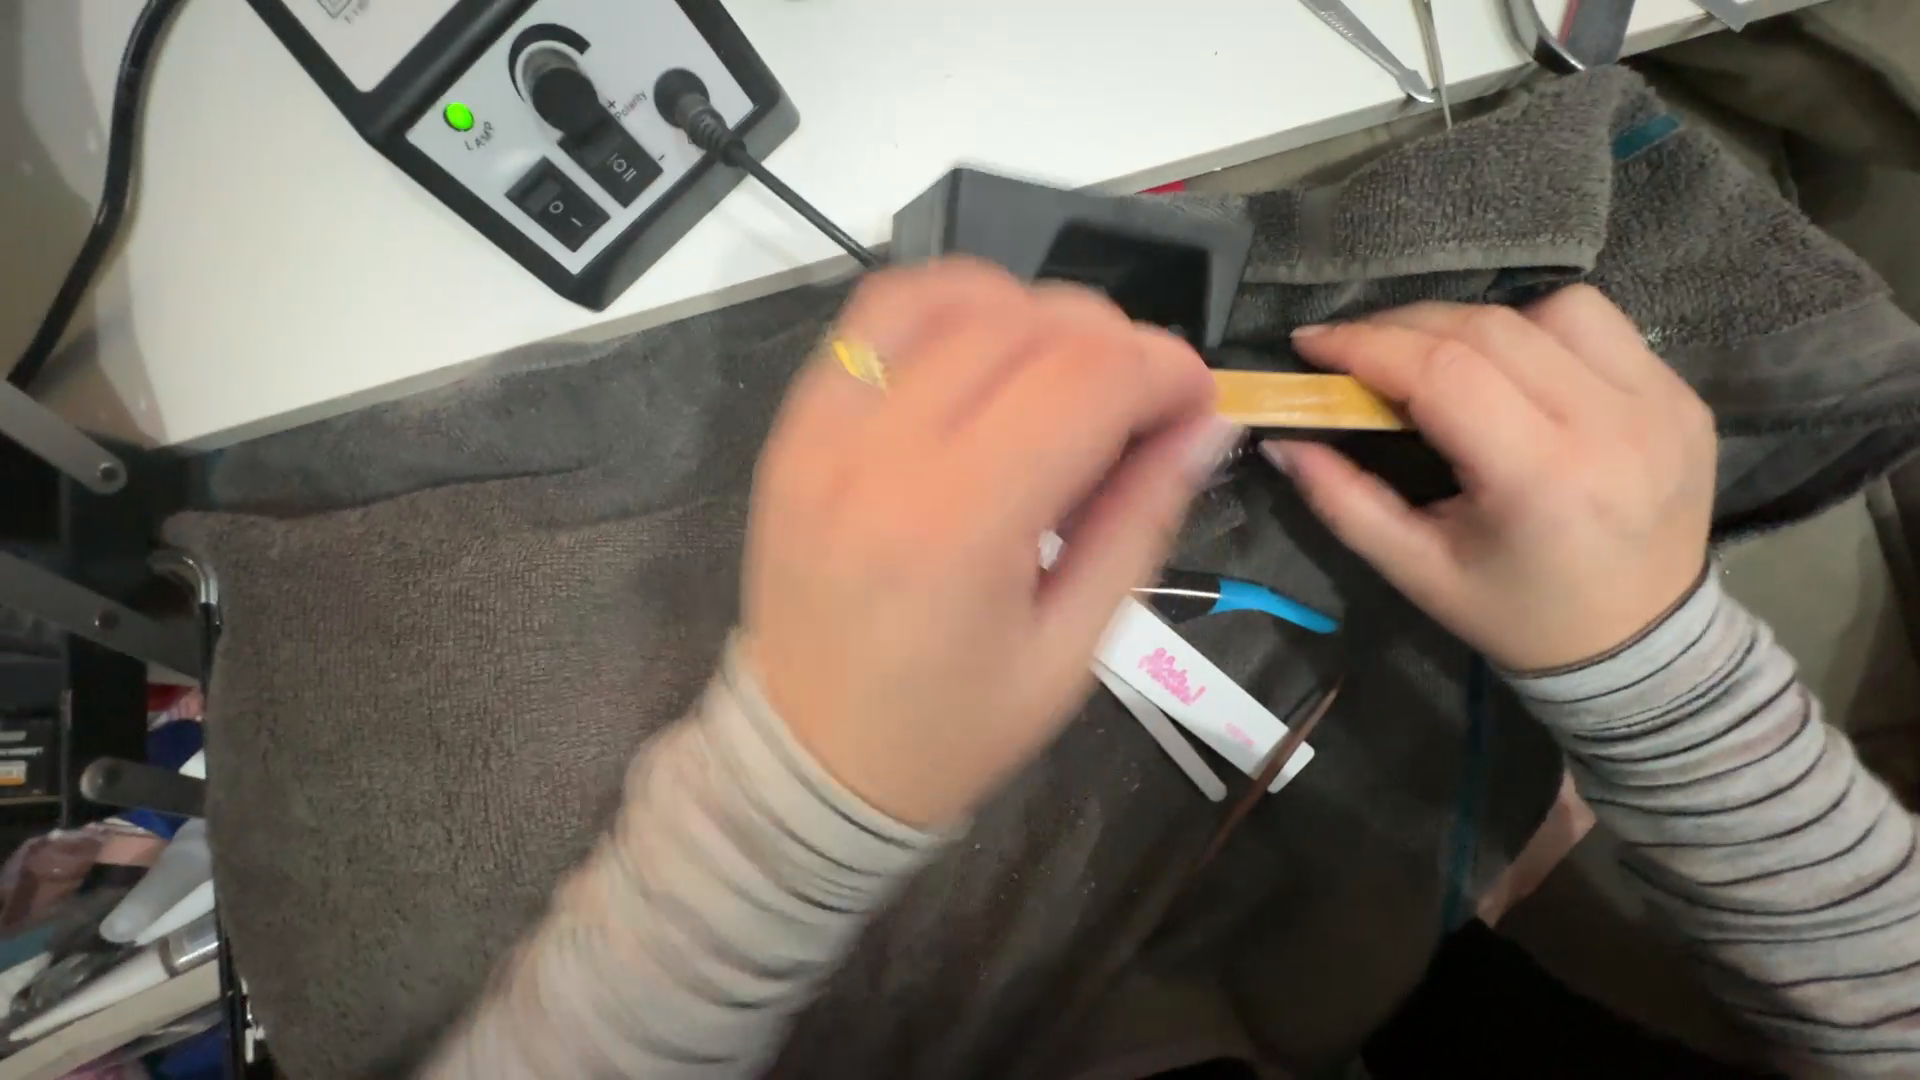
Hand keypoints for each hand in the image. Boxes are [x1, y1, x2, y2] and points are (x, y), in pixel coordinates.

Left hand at [744, 259, 1233, 825]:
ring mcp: (823, 428)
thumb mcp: (1071, 650)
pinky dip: (949, 306)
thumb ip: (1140, 521)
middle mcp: (881, 454)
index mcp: (959, 526)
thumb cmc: (948, 728)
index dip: (1165, 367)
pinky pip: (875, 317)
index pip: (1087, 379)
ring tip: (1067, 366)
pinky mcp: (796, 425)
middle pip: (1024, 324)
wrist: (812, 754)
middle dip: (1113, 337)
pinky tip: (987, 348)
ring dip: (1032, 310)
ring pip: (948, 296)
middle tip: (1140, 393)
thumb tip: (1204, 424)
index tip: (1196, 398)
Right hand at [1263, 286, 1714, 671]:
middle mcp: (1613, 424)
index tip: (1310, 344)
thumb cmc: (1510, 611)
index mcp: (1541, 478)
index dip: (1366, 346)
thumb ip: (1340, 499)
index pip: (1444, 372)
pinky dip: (1531, 328)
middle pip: (1488, 328)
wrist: (1638, 641)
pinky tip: (1500, 366)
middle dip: (1400, 327)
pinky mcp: (1682, 393)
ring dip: (1469, 322)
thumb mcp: (1411, 567)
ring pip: (1549, 310)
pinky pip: (1596, 324)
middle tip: (1348, 347)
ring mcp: (1660, 401)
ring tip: (1428, 357)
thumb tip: (1282, 439)